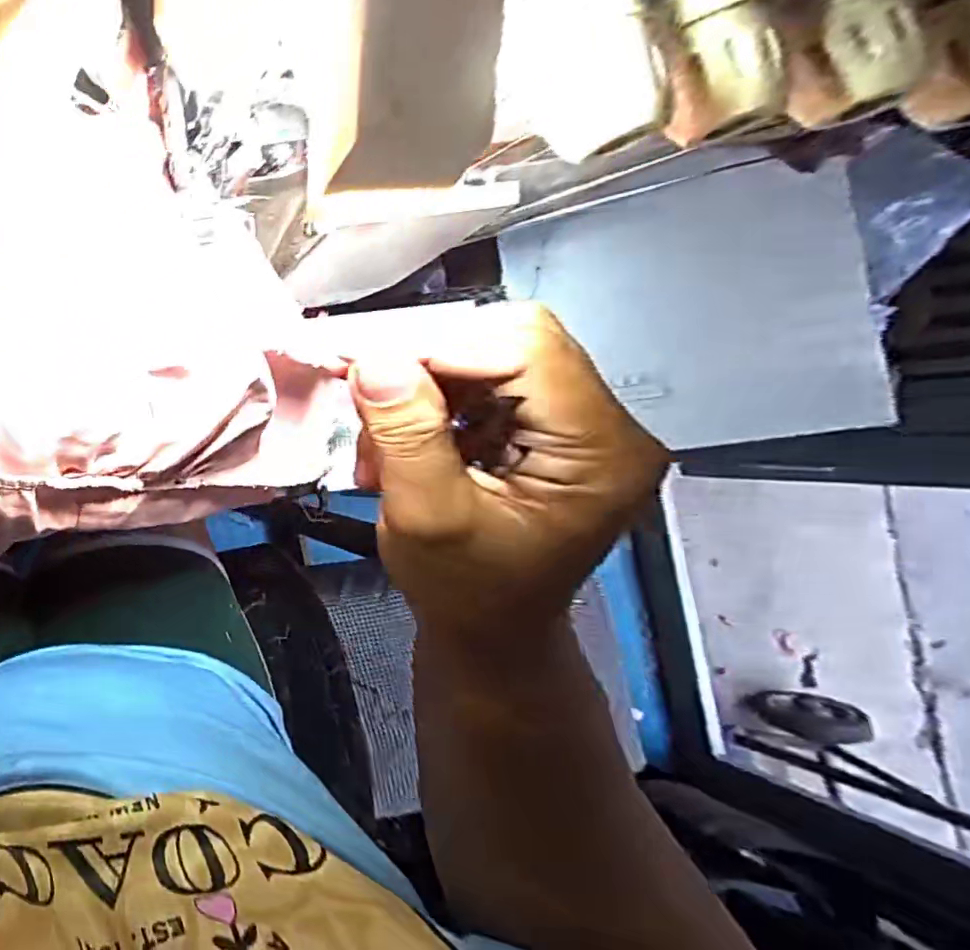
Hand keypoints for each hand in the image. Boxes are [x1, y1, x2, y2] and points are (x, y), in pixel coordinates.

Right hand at [349, 303, 669, 646]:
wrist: (486, 628)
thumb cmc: (463, 588)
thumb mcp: (426, 517)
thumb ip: (406, 436)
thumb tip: (375, 360)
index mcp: (599, 449)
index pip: (526, 349)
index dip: (442, 345)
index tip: (368, 366)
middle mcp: (602, 424)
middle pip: (509, 342)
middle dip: (427, 363)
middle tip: (367, 396)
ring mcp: (573, 424)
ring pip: (486, 356)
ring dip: (420, 387)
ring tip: (382, 440)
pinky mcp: (542, 428)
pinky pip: (479, 382)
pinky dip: (428, 401)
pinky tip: (401, 441)